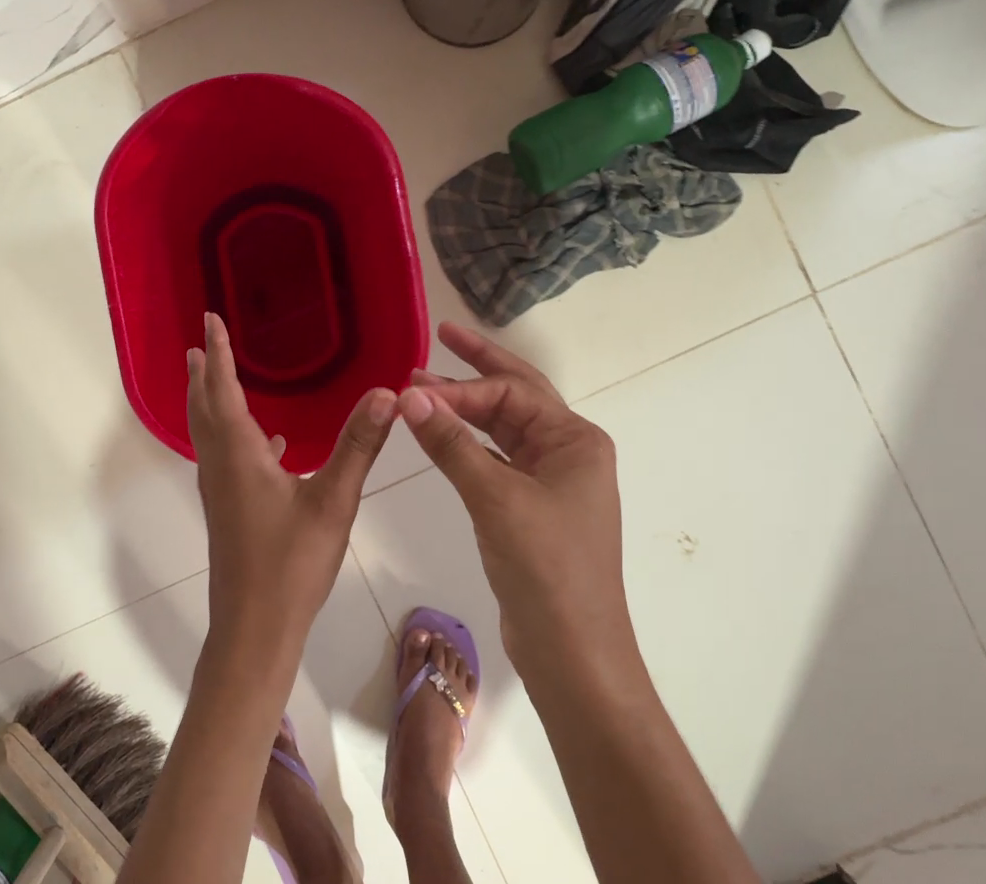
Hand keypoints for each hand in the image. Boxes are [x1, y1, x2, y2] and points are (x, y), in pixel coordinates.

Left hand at [188, 313, 397, 650]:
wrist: (255, 626)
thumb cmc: (292, 563)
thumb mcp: (333, 501)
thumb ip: (358, 446)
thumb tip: (386, 393)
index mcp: (240, 455)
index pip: (223, 391)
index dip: (218, 354)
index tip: (209, 320)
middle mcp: (221, 467)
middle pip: (205, 410)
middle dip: (205, 374)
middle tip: (201, 343)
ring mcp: (221, 493)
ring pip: (210, 435)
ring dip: (212, 403)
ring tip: (218, 380)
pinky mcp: (230, 513)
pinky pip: (227, 460)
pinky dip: (237, 438)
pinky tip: (269, 445)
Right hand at [397, 322, 627, 669]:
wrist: (572, 648)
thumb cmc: (545, 566)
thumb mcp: (495, 498)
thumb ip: (452, 444)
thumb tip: (409, 394)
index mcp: (575, 440)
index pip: (511, 393)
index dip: (460, 387)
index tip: (411, 386)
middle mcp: (569, 453)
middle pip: (516, 398)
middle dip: (477, 371)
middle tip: (438, 337)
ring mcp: (553, 483)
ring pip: (505, 431)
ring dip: (468, 411)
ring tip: (425, 390)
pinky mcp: (534, 510)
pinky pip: (499, 462)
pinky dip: (470, 447)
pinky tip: (444, 438)